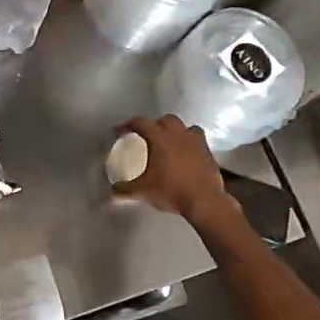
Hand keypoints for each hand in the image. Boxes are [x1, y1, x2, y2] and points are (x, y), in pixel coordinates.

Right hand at [113, 115, 241, 227]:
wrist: (203, 200)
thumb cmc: (171, 191)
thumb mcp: (143, 191)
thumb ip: (124, 190)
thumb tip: (111, 193)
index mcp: (160, 138)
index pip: (140, 123)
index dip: (127, 125)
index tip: (119, 132)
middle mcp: (178, 134)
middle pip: (165, 119)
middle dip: (154, 124)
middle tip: (147, 137)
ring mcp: (196, 142)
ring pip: (185, 127)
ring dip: (175, 131)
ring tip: (169, 143)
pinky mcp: (208, 152)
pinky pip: (197, 140)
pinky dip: (189, 143)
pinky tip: (185, 154)